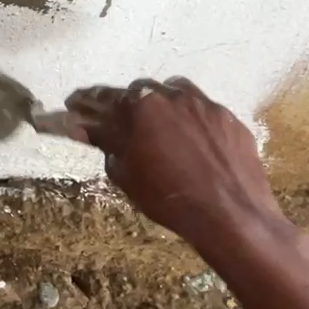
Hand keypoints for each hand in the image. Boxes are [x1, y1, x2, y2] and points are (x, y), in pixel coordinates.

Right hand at [64, 77, 286, 250]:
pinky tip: (193, 140)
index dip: (85, 102)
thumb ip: (104, 143)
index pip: (103, 97)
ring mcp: (206, 106)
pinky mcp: (232, 120)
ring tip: (160, 125)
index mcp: (140, 106)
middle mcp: (172, 97)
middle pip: (141, 91)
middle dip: (127, 104)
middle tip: (121, 122)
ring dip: (162, 104)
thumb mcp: (124, 172)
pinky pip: (204, 111)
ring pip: (175, 93)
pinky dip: (192, 120)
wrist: (234, 217)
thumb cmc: (167, 197)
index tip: (74, 105)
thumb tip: (81, 128)